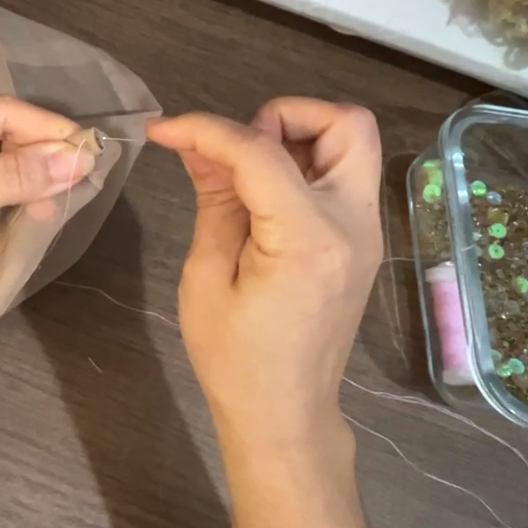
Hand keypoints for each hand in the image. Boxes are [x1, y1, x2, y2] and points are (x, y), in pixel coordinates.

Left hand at [0, 95, 95, 318]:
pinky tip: (38, 208)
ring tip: (63, 199)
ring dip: (33, 175)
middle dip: (43, 153)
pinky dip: (16, 192)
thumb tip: (79, 158)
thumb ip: (11, 177)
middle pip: (5, 131)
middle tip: (83, 181)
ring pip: (2, 157)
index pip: (2, 112)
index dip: (48, 131)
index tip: (92, 155)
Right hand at [147, 98, 382, 449]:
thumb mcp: (206, 275)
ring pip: (349, 143)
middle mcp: (354, 223)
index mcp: (309, 237)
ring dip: (294, 137)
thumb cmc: (233, 355)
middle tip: (232, 153)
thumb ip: (214, 199)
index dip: (205, 129)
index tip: (161, 130)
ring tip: (240, 174)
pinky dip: (300, 164)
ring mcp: (366, 230)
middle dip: (281, 117)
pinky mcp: (360, 239)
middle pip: (344, 124)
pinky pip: (339, 175)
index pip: (260, 151)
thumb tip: (196, 145)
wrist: (283, 411)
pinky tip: (256, 195)